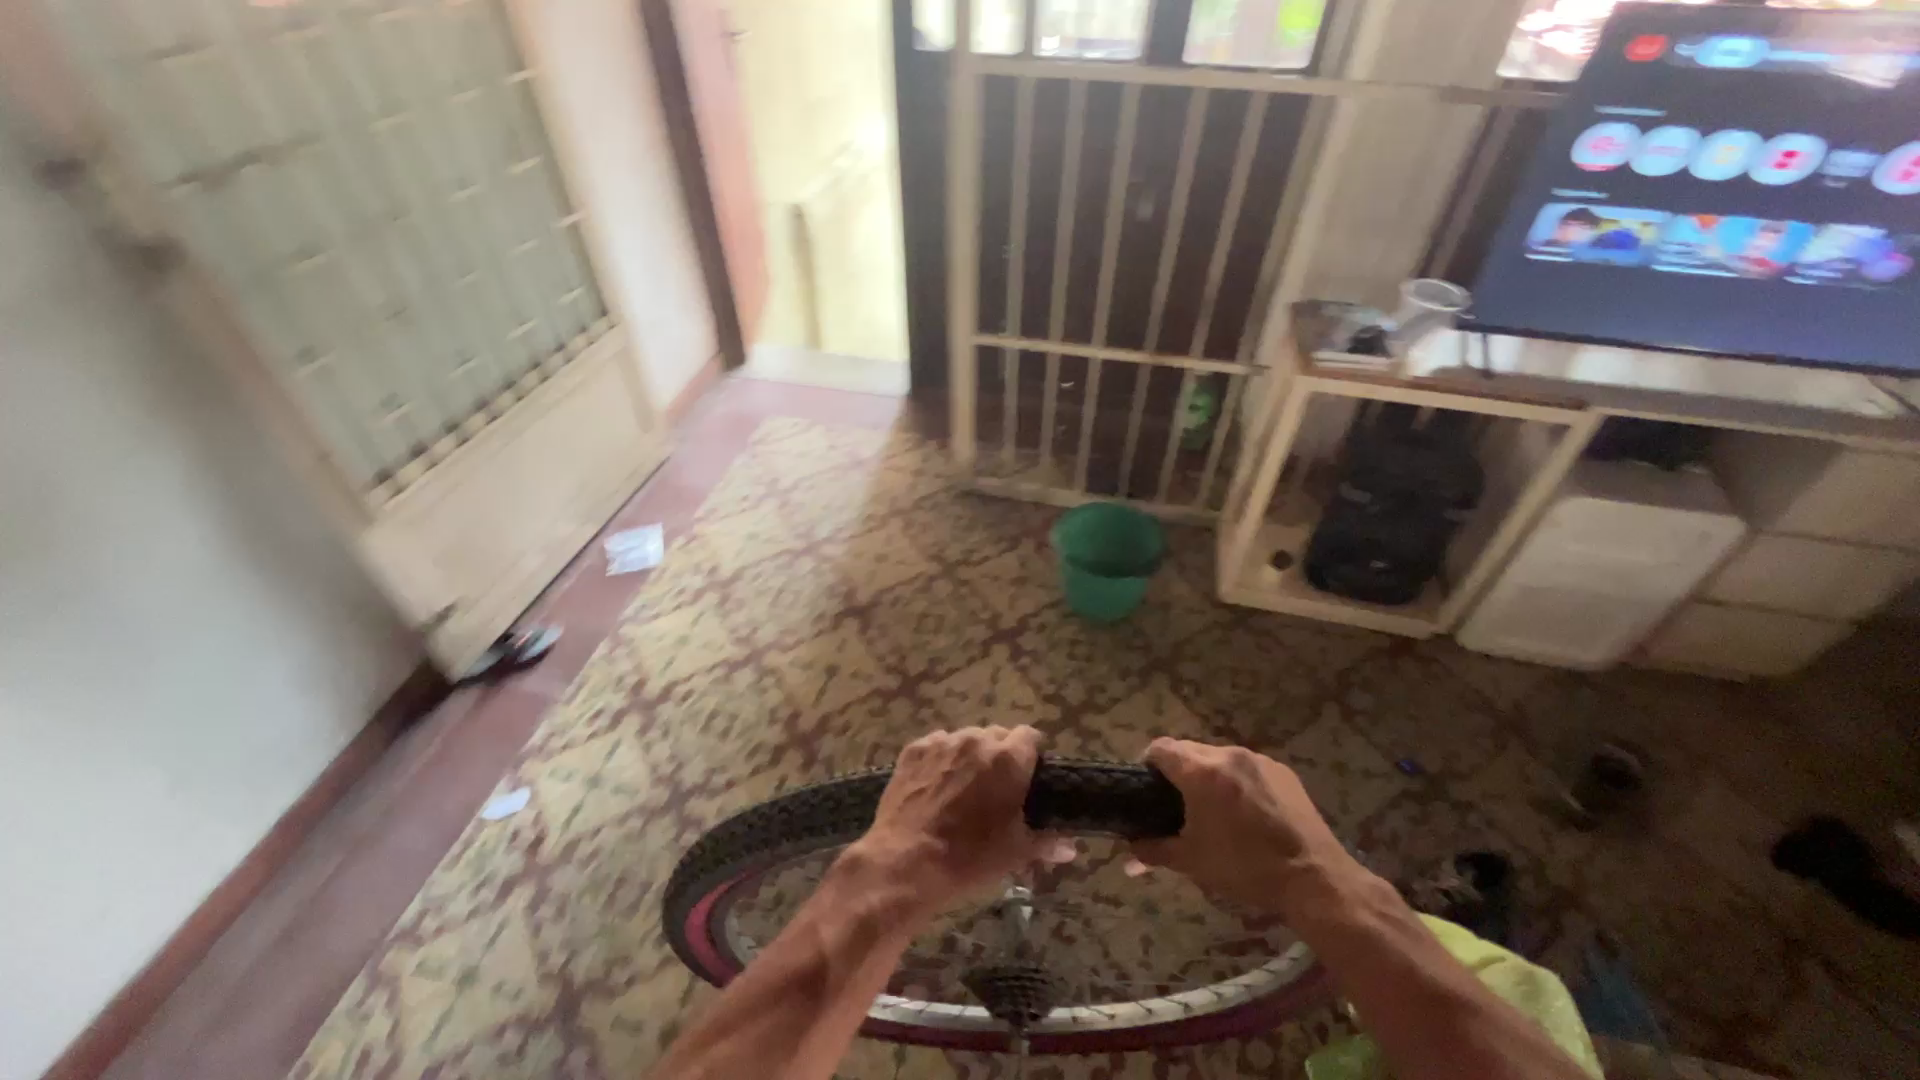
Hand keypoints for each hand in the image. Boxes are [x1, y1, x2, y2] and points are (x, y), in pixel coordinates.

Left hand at [842, 726, 1044, 919]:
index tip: (1029, 778)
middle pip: (998, 735)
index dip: (1032, 755)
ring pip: (966, 739)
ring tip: (963, 788)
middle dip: (1002, 755)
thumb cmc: (970, 857)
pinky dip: (941, 760)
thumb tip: (1069, 847)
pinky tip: (935, 786)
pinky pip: (937, 746)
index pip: (1031, 736)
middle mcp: (977, 740)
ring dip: (971, 756)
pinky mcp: (913, 750)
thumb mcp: (1015, 852)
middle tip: (997, 789)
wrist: (906, 861)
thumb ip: (1046, 842)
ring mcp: (942, 742)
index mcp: (1009, 758)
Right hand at [1131, 738, 1368, 916]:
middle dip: (1177, 772)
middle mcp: (1229, 756)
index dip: (1147, 764)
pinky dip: (1236, 781)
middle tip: (1176, 805)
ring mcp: (1259, 761)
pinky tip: (1245, 812)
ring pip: (1218, 757)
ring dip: (1207, 775)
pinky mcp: (1282, 772)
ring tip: (1212, 809)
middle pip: (1189, 750)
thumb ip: (1153, 849)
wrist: (1313, 878)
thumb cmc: (1245, 868)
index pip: (1160, 748)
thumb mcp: (1191, 861)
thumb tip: (1129, 849)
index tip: (1146, 789)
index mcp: (1202, 773)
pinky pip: (1246, 767)